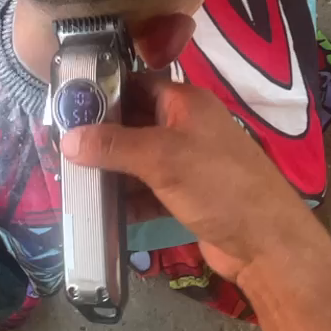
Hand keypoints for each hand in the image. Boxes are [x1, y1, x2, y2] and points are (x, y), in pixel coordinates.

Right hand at [63, 79, 313, 288]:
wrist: (268, 246)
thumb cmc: (218, 185)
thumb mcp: (161, 158)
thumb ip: (113, 145)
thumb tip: (66, 140)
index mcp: (186, 102)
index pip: (135, 84)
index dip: (102, 92)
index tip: (66, 107)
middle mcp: (187, 126)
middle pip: (133, 122)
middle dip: (100, 136)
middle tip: (62, 147)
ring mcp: (188, 162)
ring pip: (138, 158)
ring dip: (111, 169)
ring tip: (74, 179)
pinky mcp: (188, 195)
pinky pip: (148, 188)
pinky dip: (127, 196)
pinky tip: (102, 208)